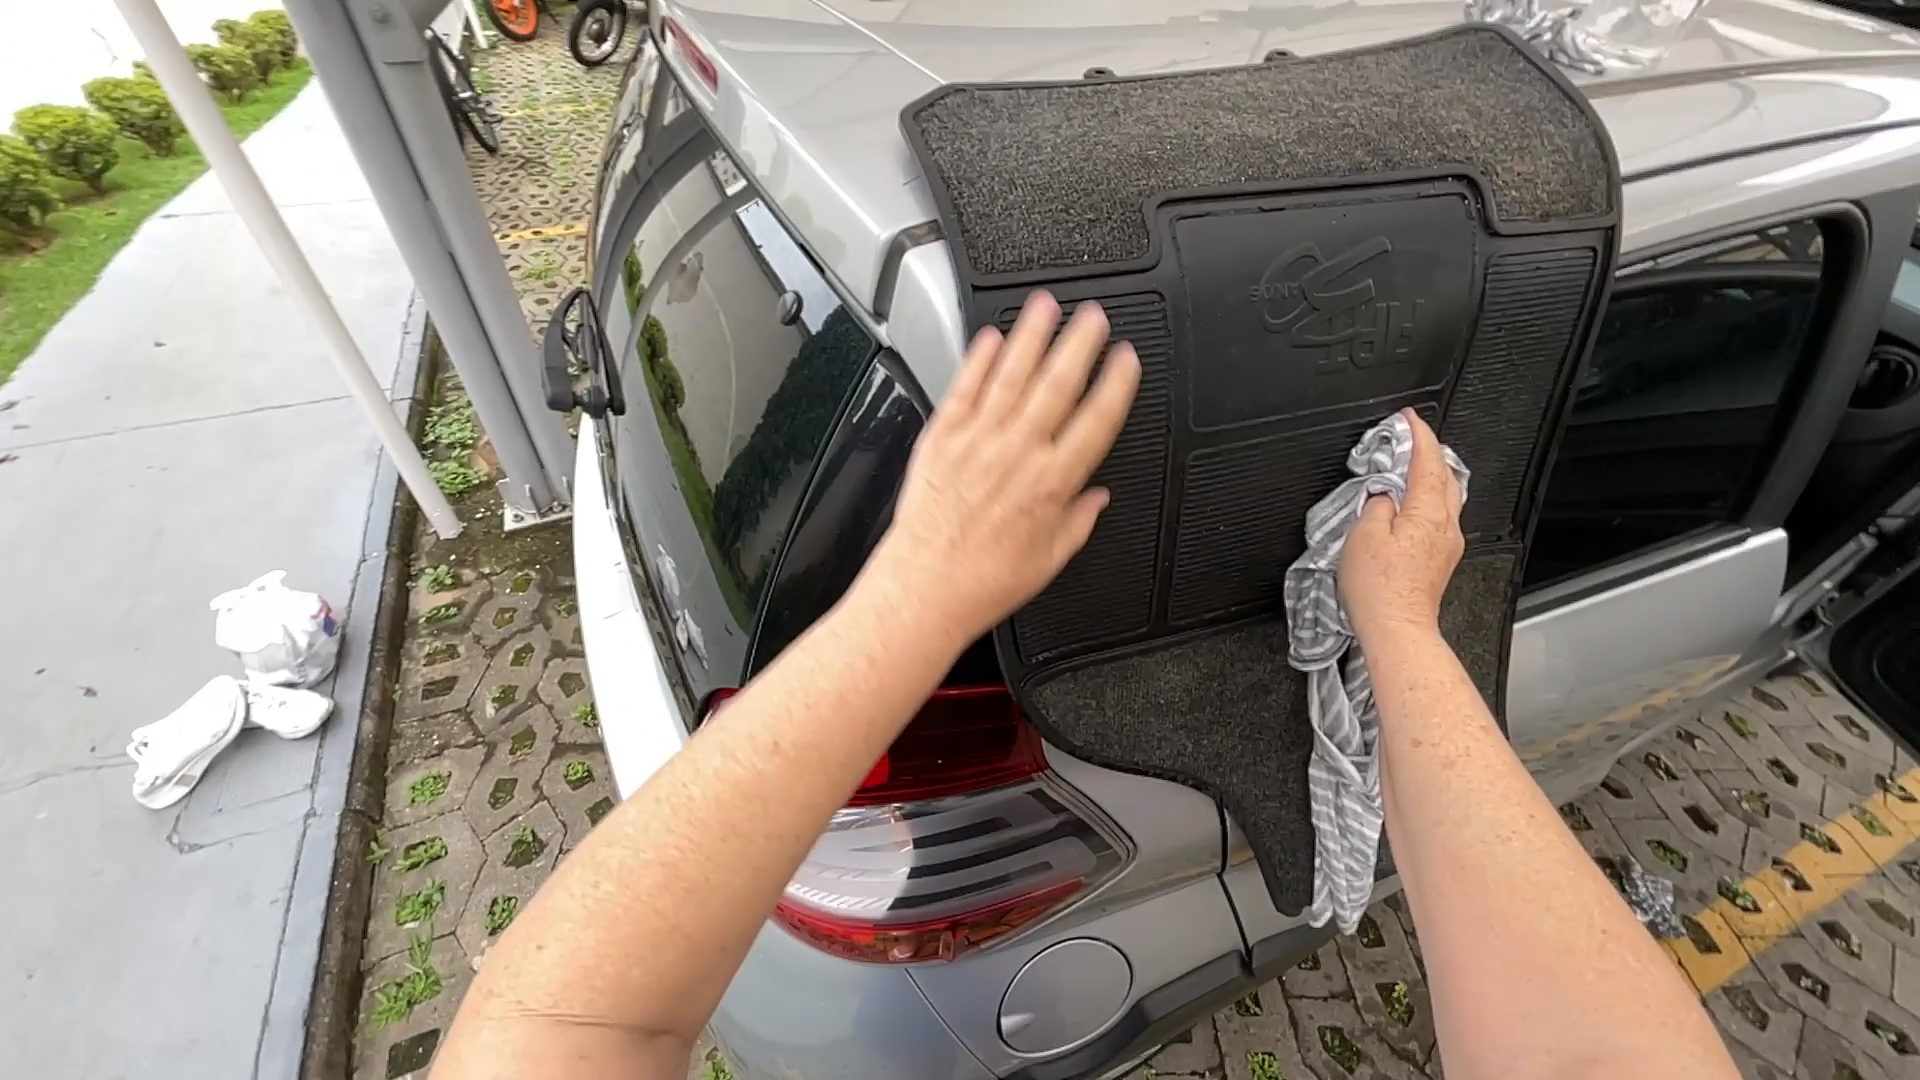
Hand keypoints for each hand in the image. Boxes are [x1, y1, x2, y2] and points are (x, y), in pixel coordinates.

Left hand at [863, 292, 1140, 646]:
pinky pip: (964, 388)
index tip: (1126, 359)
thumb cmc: (983, 580)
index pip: (1097, 420)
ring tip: (1046, 305)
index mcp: (1052, 483)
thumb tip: (1098, 498)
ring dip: (1032, 336)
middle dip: (1080, 343)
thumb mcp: (1049, 559)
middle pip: (1058, 384)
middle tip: (1093, 316)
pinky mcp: (941, 438)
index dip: (1117, 384)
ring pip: (1012, 375)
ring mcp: (978, 441)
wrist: (926, 587)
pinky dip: (978, 359)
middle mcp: (1017, 453)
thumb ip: (1079, 521)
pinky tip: (990, 337)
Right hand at [1338, 408, 1463, 643]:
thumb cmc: (1379, 588)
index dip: (1418, 435)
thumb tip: (1383, 495)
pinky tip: (1411, 506)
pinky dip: (1426, 501)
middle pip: (1444, 476)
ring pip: (1445, 497)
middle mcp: (1445, 526)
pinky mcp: (1439, 560)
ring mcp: (1446, 544)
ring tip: (1410, 468)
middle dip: (1429, 453)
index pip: (1427, 461)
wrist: (1396, 627)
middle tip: (1411, 439)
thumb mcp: (1364, 535)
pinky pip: (1438, 518)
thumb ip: (1376, 505)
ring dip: (1429, 477)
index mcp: (1427, 513)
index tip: (1409, 418)